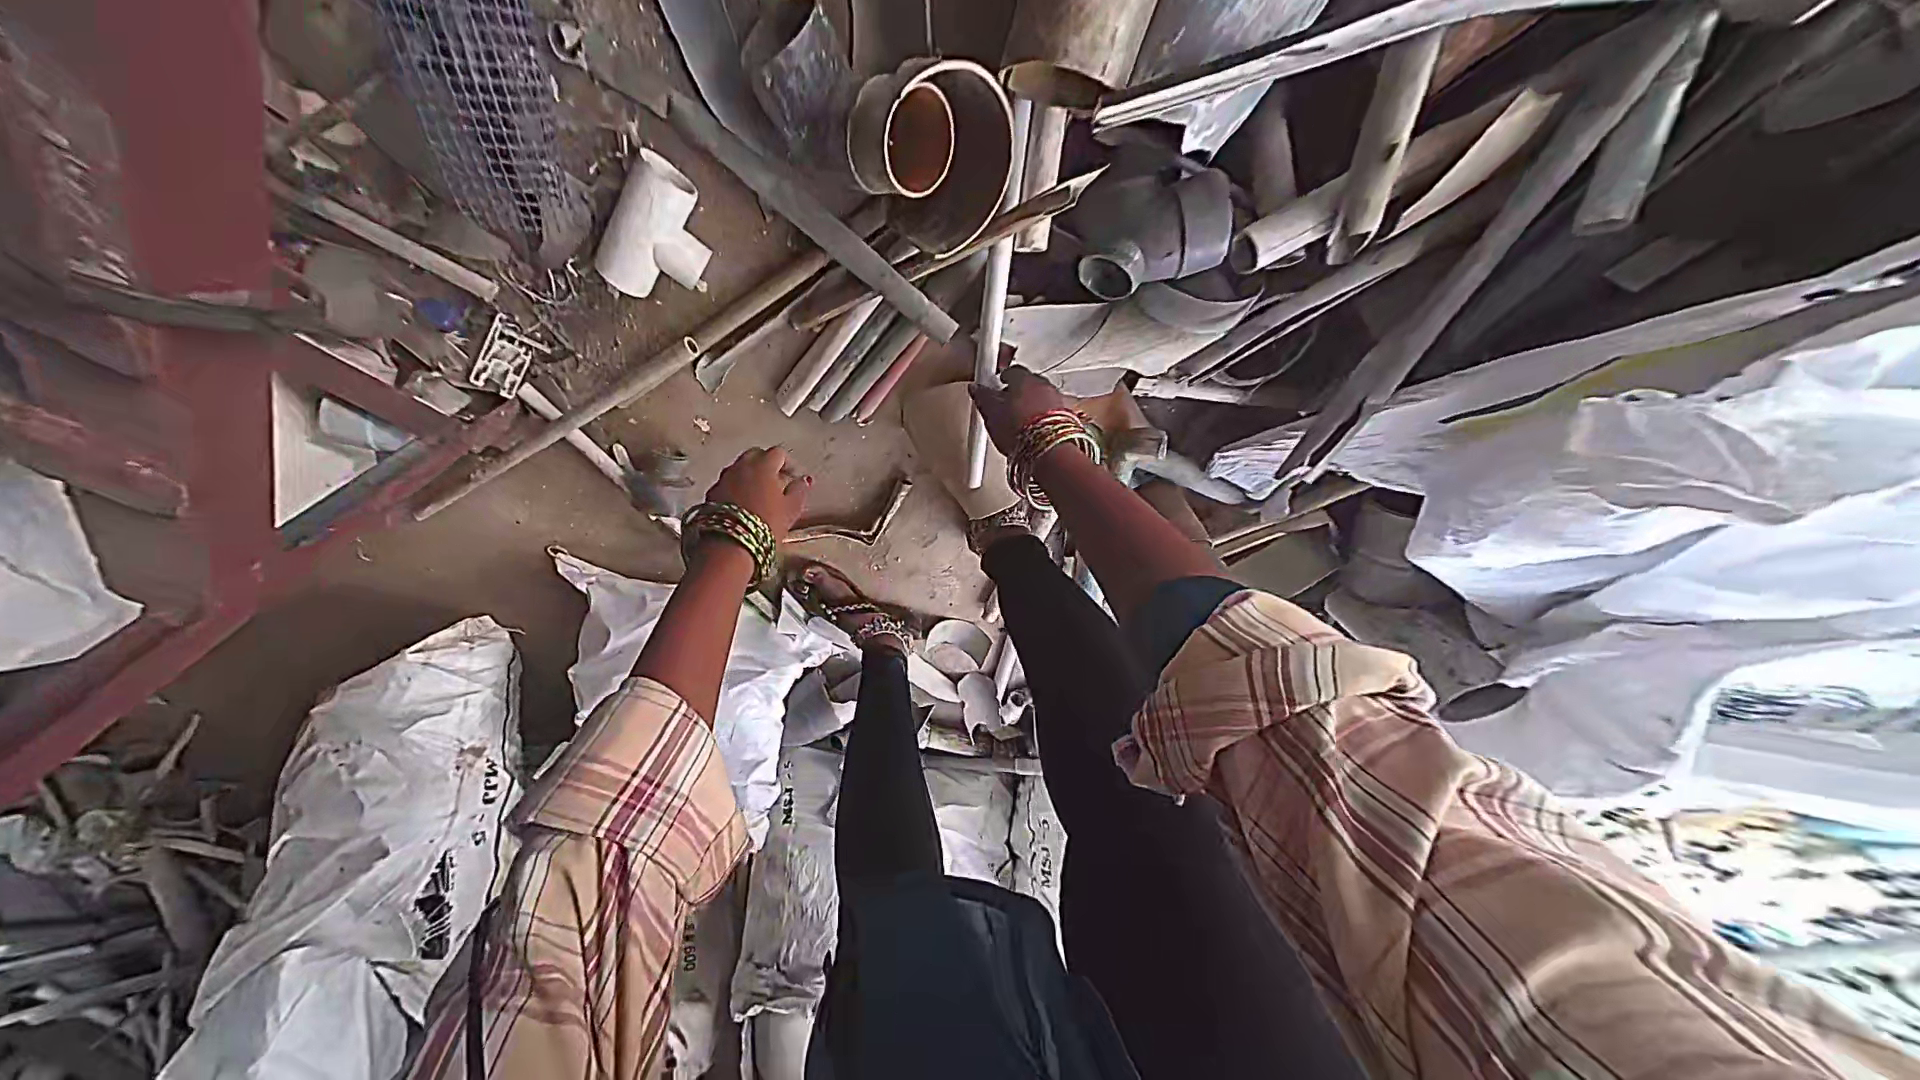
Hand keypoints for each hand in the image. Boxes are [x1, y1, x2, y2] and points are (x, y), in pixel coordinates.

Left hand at [705, 446, 810, 541]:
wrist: (730, 544)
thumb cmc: (764, 525)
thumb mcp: (791, 509)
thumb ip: (799, 490)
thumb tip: (803, 482)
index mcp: (763, 466)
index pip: (778, 454)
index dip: (788, 464)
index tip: (793, 475)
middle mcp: (740, 467)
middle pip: (755, 455)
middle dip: (766, 464)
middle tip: (776, 481)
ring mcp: (723, 480)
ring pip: (738, 469)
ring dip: (749, 477)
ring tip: (760, 495)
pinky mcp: (711, 495)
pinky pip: (726, 485)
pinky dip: (735, 489)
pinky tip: (743, 505)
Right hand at [968, 366, 1067, 456]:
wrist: (1049, 451)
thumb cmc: (1021, 430)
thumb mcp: (991, 413)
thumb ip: (983, 397)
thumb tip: (976, 389)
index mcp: (1024, 378)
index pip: (1012, 371)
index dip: (1002, 378)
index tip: (997, 384)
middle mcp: (1045, 386)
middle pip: (1029, 384)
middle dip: (1019, 392)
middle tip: (1006, 405)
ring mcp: (1059, 402)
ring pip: (1042, 399)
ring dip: (1032, 406)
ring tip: (1020, 423)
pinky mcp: (1068, 419)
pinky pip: (1052, 414)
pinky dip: (1043, 419)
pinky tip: (1034, 432)